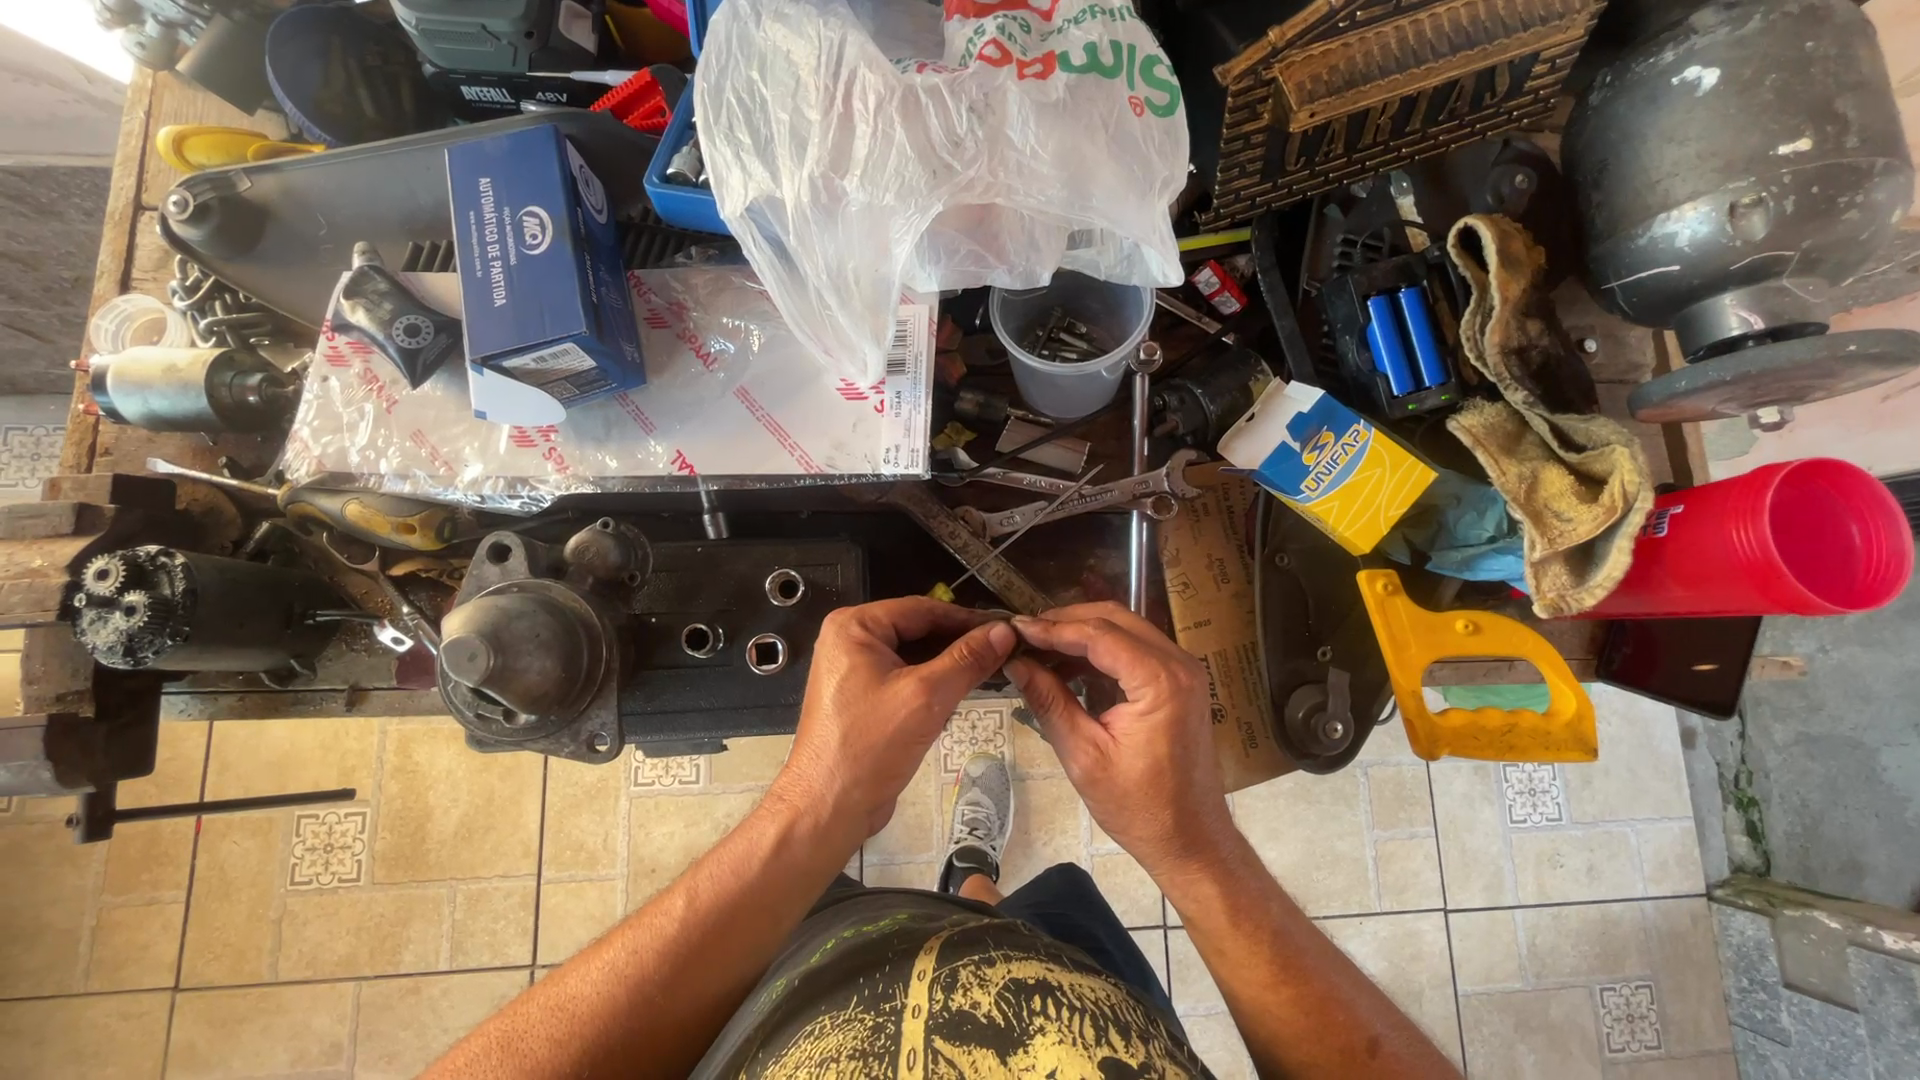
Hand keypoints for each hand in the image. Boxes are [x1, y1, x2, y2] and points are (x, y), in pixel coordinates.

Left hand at [771, 598, 1015, 846]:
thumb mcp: (926, 696)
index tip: (1005, 629)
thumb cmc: (870, 745)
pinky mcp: (862, 700)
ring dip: (948, 665)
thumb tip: (1004, 631)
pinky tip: (961, 694)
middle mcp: (850, 641)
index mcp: (854, 626)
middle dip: (959, 643)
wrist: (828, 807)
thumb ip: (967, 660)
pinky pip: (904, 679)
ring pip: (914, 657)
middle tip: (1004, 652)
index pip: (922, 609)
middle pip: (917, 631)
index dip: (966, 618)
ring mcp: (854, 671)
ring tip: (991, 672)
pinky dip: (932, 685)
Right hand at [1004, 603, 1236, 879]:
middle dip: (1066, 621)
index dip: (1053, 628)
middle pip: (1115, 619)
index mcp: (1160, 680)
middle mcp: (1179, 664)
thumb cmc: (1139, 807)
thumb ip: (1049, 701)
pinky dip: (1102, 651)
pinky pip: (1137, 649)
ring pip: (1126, 629)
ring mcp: (1184, 671)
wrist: (1191, 840)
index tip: (1016, 629)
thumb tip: (1015, 664)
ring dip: (1083, 634)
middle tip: (1025, 634)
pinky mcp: (1181, 683)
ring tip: (1039, 649)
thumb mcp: (1083, 755)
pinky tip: (1069, 667)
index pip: (1098, 633)